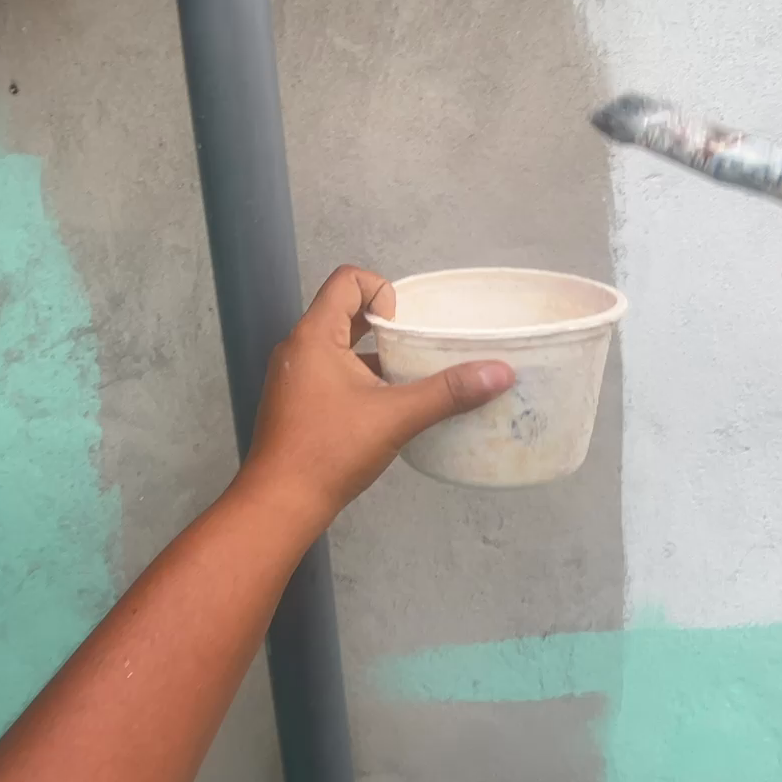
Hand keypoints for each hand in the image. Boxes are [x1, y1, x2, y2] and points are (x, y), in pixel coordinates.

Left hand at [236, 266, 514, 517]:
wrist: (280, 500)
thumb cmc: (331, 450)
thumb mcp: (395, 417)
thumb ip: (448, 392)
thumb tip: (500, 372)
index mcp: (314, 335)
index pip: (347, 280)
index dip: (382, 290)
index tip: (404, 326)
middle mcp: (298, 347)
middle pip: (343, 311)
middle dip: (384, 324)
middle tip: (417, 348)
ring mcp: (292, 375)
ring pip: (338, 345)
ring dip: (372, 354)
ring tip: (409, 377)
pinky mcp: (294, 401)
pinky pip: (329, 371)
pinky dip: (357, 377)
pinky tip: (384, 406)